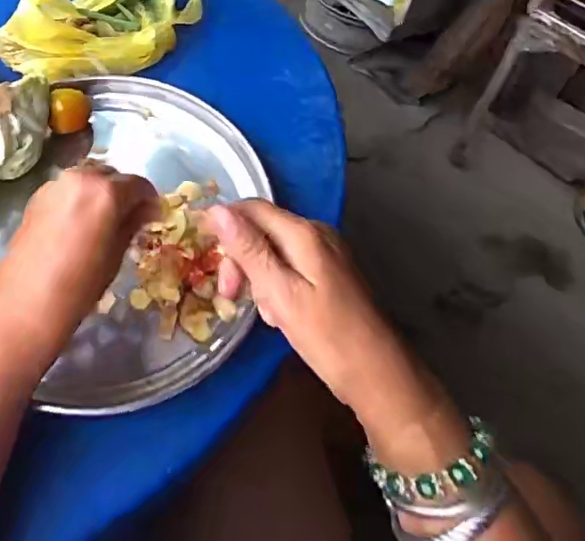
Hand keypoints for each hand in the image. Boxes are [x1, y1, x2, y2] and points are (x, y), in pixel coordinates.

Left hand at [0, 163, 158, 344]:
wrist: (26, 302)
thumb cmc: (80, 284)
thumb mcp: (116, 254)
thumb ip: (132, 223)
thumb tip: (145, 210)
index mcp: (107, 190)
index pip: (138, 184)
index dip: (149, 199)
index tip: (153, 216)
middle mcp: (82, 177)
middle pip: (112, 175)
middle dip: (123, 193)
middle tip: (128, 218)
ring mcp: (56, 184)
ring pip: (88, 178)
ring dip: (100, 192)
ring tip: (101, 220)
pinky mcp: (37, 196)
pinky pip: (68, 189)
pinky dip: (78, 198)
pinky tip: (78, 223)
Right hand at [203, 200, 465, 470]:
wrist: (379, 375)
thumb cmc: (328, 338)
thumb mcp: (280, 294)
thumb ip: (249, 250)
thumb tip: (217, 209)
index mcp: (304, 233)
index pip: (252, 208)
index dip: (224, 226)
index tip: (204, 259)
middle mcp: (316, 232)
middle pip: (262, 228)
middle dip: (241, 258)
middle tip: (230, 296)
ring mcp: (326, 251)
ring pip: (274, 250)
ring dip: (259, 277)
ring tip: (267, 314)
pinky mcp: (330, 272)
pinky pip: (290, 266)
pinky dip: (277, 286)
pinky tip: (282, 315)